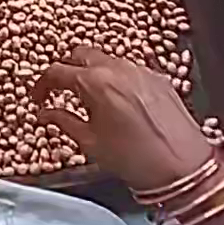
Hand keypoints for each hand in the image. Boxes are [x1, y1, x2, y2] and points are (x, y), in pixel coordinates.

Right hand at [29, 46, 212, 192]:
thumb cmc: (135, 158)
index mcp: (94, 83)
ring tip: (88, 96)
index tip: (39, 98)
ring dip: (91, 72)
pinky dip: (115, 78)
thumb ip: (63, 121)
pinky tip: (116, 100)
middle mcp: (117, 69)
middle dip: (66, 70)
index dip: (42, 85)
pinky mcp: (158, 78)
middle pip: (80, 55)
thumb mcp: (90, 142)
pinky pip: (128, 69)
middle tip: (60, 90)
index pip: (57, 72)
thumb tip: (45, 114)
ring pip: (106, 59)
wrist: (184, 169)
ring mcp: (140, 71)